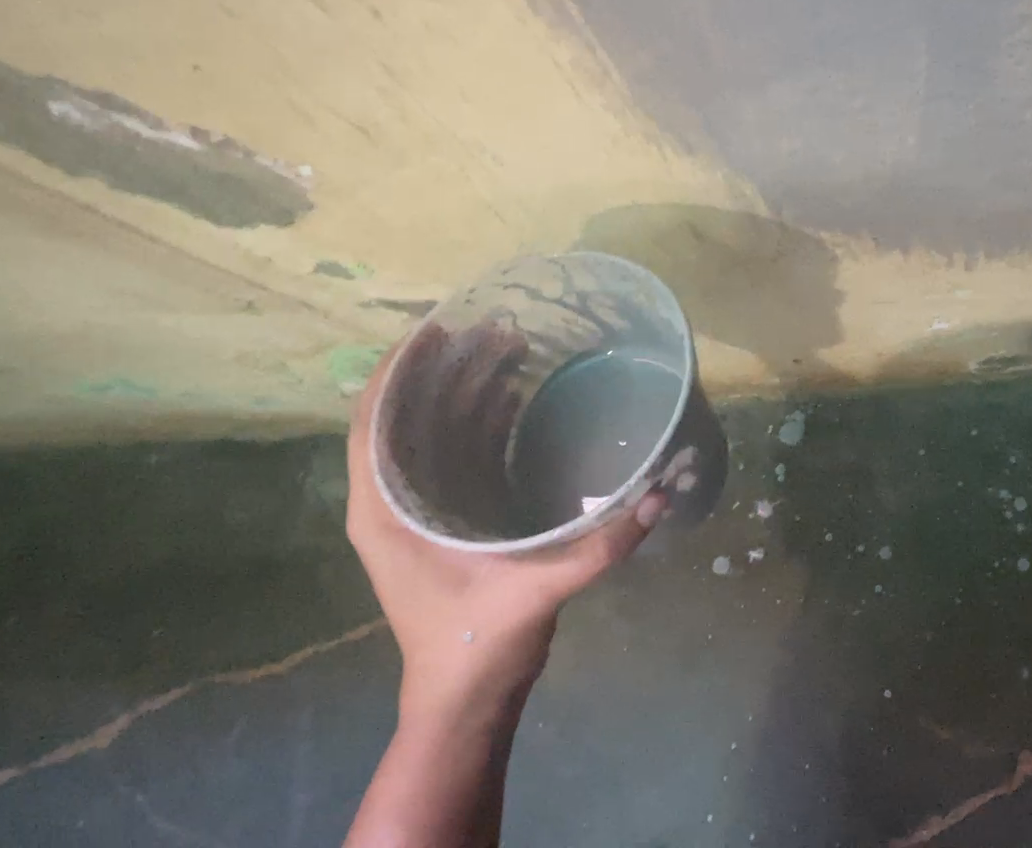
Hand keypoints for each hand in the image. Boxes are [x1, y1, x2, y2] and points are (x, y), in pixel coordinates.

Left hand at [346, 326, 664, 720]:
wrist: (465, 701)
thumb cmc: (478, 644)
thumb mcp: (539, 590)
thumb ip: (601, 544)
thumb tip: (659, 496)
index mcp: (386, 514)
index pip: (371, 424)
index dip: (397, 372)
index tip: (437, 330)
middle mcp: (392, 505)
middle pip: (407, 419)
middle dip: (447, 371)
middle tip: (499, 332)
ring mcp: (417, 514)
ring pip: (430, 435)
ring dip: (464, 392)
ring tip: (510, 352)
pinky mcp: (445, 522)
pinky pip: (453, 456)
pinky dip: (478, 422)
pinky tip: (512, 399)